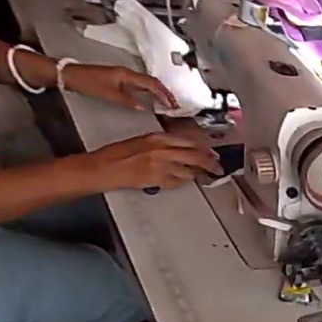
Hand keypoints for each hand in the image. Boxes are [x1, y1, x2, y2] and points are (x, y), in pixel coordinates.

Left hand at [62, 63, 176, 112]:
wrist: (69, 75)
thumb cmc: (89, 84)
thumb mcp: (109, 95)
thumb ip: (128, 101)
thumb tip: (144, 107)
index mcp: (128, 75)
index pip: (152, 84)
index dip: (165, 94)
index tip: (174, 105)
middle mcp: (128, 73)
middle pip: (152, 82)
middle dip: (165, 93)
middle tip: (174, 105)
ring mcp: (124, 75)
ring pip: (147, 83)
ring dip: (158, 92)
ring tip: (166, 103)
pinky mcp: (119, 78)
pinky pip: (140, 84)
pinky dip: (149, 91)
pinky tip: (151, 98)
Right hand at [77, 132, 219, 192]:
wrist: (103, 167)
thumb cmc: (118, 154)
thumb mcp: (143, 141)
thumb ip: (164, 144)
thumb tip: (183, 150)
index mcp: (158, 137)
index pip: (189, 142)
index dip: (204, 149)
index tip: (211, 153)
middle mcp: (163, 149)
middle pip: (197, 156)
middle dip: (211, 163)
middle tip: (218, 168)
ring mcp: (162, 165)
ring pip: (190, 172)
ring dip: (195, 175)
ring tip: (198, 177)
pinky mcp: (158, 179)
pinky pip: (178, 183)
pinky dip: (180, 183)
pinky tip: (178, 182)